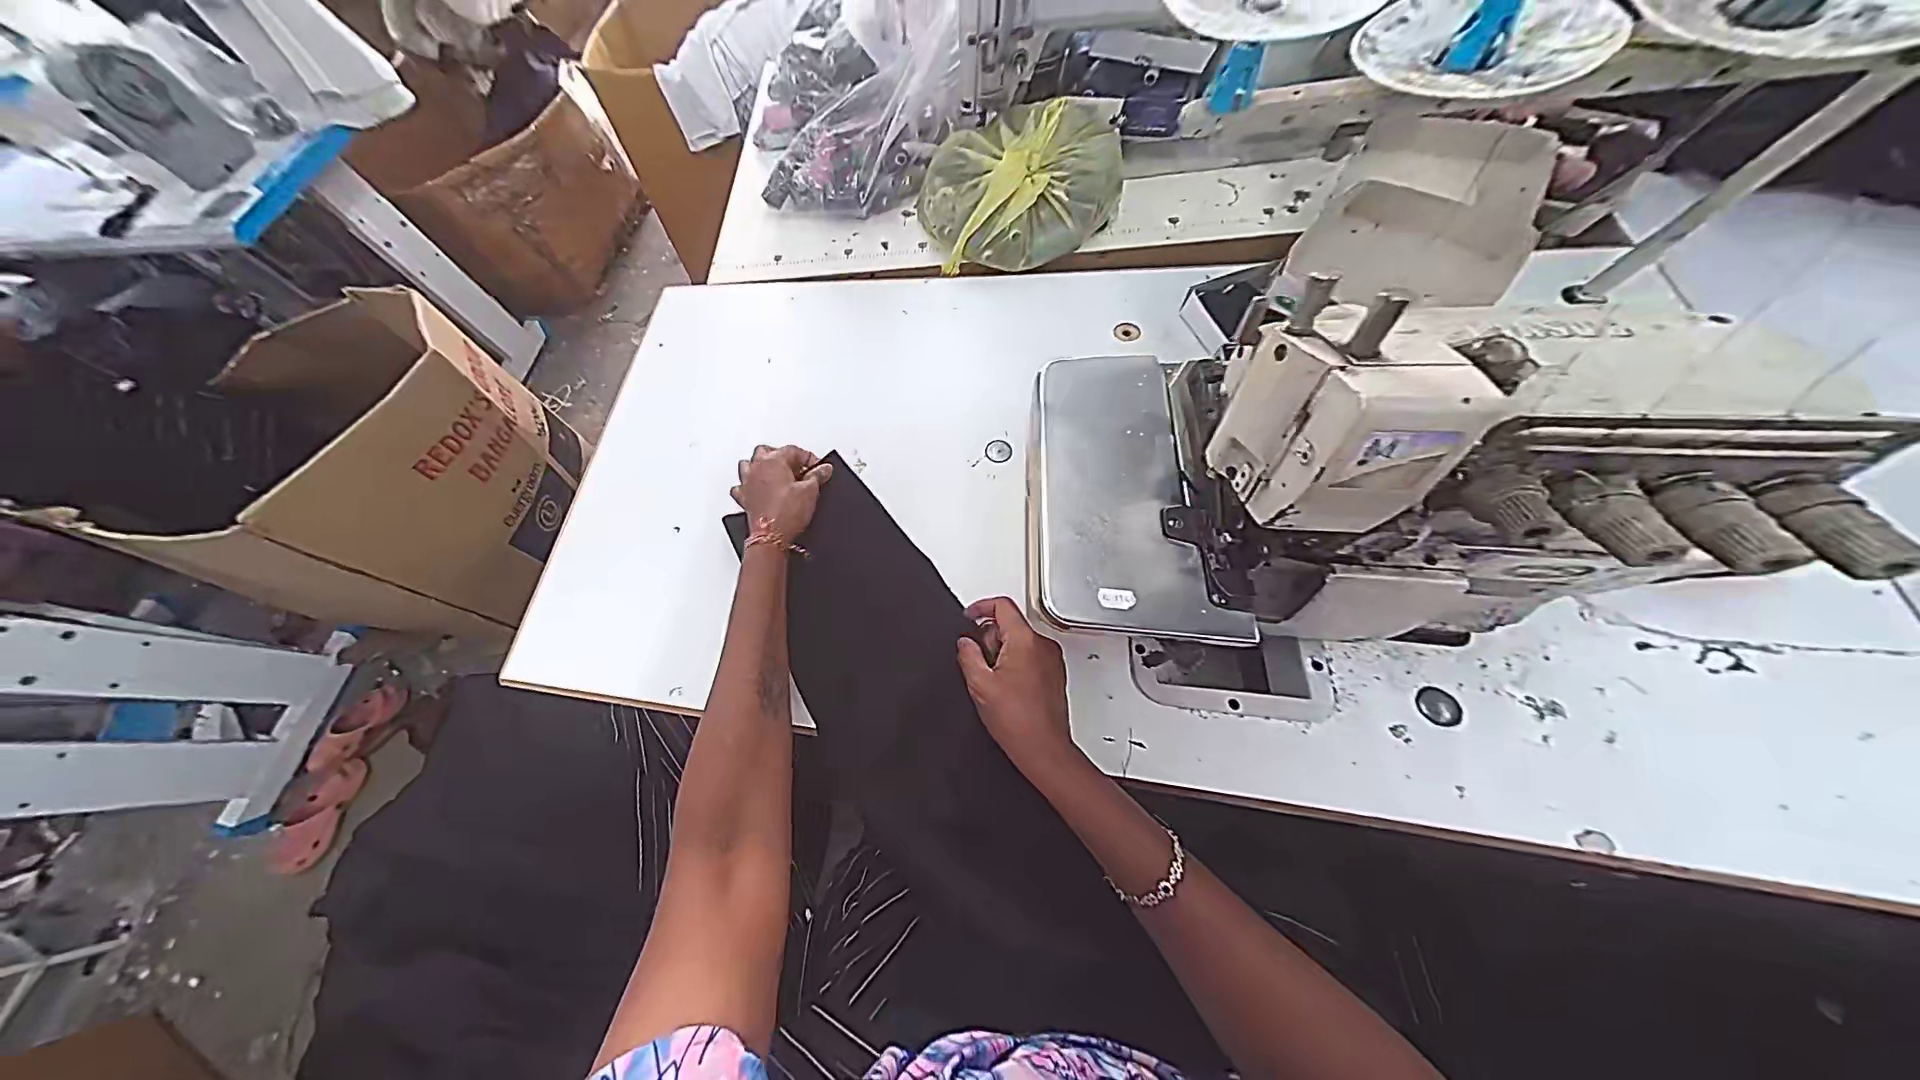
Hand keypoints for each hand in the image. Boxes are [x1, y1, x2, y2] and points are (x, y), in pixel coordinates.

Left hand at [731, 445, 831, 542]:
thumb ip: (817, 476)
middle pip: (769, 451)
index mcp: (773, 460)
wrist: (770, 536)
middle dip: (785, 458)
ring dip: (764, 466)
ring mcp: (747, 482)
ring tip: (778, 474)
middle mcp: (757, 468)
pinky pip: (743, 485)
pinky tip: (760, 489)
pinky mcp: (744, 498)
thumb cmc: (785, 513)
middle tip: (800, 469)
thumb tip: (823, 469)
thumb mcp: (810, 491)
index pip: (794, 450)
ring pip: (751, 464)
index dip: (809, 458)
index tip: (818, 468)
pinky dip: (751, 485)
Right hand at [956, 597, 1076, 772]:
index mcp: (1025, 641)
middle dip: (990, 638)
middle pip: (1010, 623)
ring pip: (1020, 641)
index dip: (981, 607)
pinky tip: (1008, 688)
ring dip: (1002, 652)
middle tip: (980, 662)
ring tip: (995, 681)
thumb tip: (964, 642)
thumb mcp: (980, 685)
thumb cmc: (1019, 722)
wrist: (1043, 749)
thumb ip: (968, 655)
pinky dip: (1016, 663)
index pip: (1002, 605)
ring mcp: (1051, 659)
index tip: (970, 616)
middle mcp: (1043, 645)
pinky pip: (1031, 656)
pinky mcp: (1054, 673)